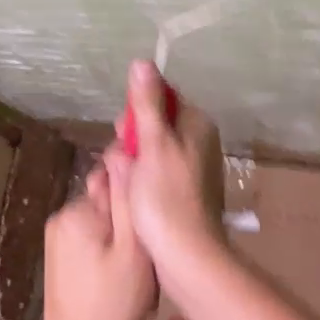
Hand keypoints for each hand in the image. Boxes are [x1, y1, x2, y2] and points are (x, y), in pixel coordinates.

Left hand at [36, 156, 155, 319]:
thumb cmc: (114, 304)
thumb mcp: (133, 248)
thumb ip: (127, 199)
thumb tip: (122, 151)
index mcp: (78, 210)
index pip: (115, 180)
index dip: (137, 199)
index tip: (150, 224)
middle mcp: (61, 216)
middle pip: (107, 200)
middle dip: (128, 221)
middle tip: (143, 256)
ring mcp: (56, 238)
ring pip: (101, 221)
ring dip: (119, 239)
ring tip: (132, 272)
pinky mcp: (57, 257)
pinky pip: (90, 239)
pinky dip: (106, 253)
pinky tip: (116, 279)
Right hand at [111, 60, 224, 267]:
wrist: (186, 256)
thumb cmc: (167, 197)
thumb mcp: (153, 144)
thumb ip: (148, 104)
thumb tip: (143, 62)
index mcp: (197, 124)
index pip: (162, 99)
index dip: (136, 112)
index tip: (122, 131)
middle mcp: (198, 142)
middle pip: (153, 127)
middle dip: (129, 142)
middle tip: (120, 164)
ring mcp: (191, 170)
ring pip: (148, 154)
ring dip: (128, 165)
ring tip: (120, 185)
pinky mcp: (182, 194)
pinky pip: (153, 177)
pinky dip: (138, 184)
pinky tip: (128, 200)